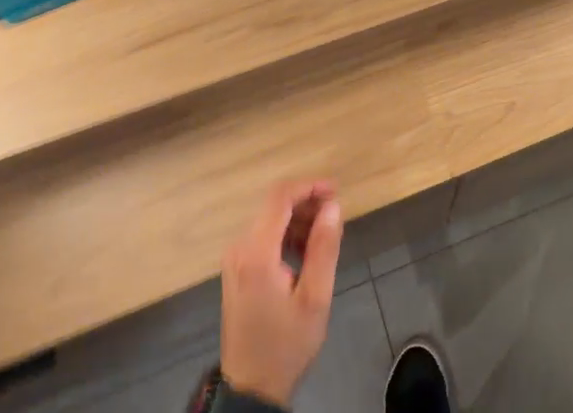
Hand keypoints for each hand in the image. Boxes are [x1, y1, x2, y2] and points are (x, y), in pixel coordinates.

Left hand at [220, 180, 343, 407]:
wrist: (252, 385)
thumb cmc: (287, 343)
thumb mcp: (315, 297)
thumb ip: (324, 247)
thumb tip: (333, 206)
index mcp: (256, 253)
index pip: (279, 198)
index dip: (309, 186)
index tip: (337, 191)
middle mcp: (239, 248)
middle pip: (273, 206)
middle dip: (307, 203)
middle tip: (336, 218)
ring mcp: (234, 260)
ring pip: (269, 220)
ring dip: (298, 220)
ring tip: (326, 237)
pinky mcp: (237, 270)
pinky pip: (263, 237)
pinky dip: (286, 235)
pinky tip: (306, 252)